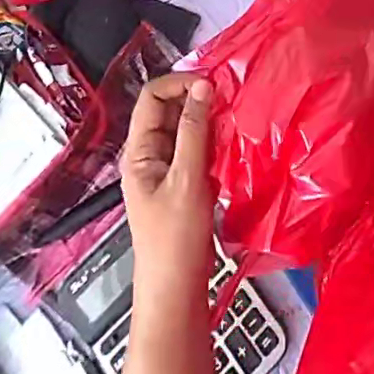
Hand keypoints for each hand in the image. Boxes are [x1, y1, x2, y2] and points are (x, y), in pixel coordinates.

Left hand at [122, 73, 215, 304]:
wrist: (177, 288)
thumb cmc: (174, 241)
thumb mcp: (187, 180)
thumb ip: (195, 132)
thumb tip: (203, 88)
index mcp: (139, 151)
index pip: (152, 97)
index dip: (179, 84)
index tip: (210, 85)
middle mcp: (150, 154)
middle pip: (170, 109)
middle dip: (197, 98)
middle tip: (228, 97)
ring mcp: (169, 167)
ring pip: (187, 127)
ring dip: (209, 118)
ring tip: (233, 116)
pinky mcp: (186, 180)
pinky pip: (199, 147)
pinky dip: (215, 139)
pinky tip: (233, 140)